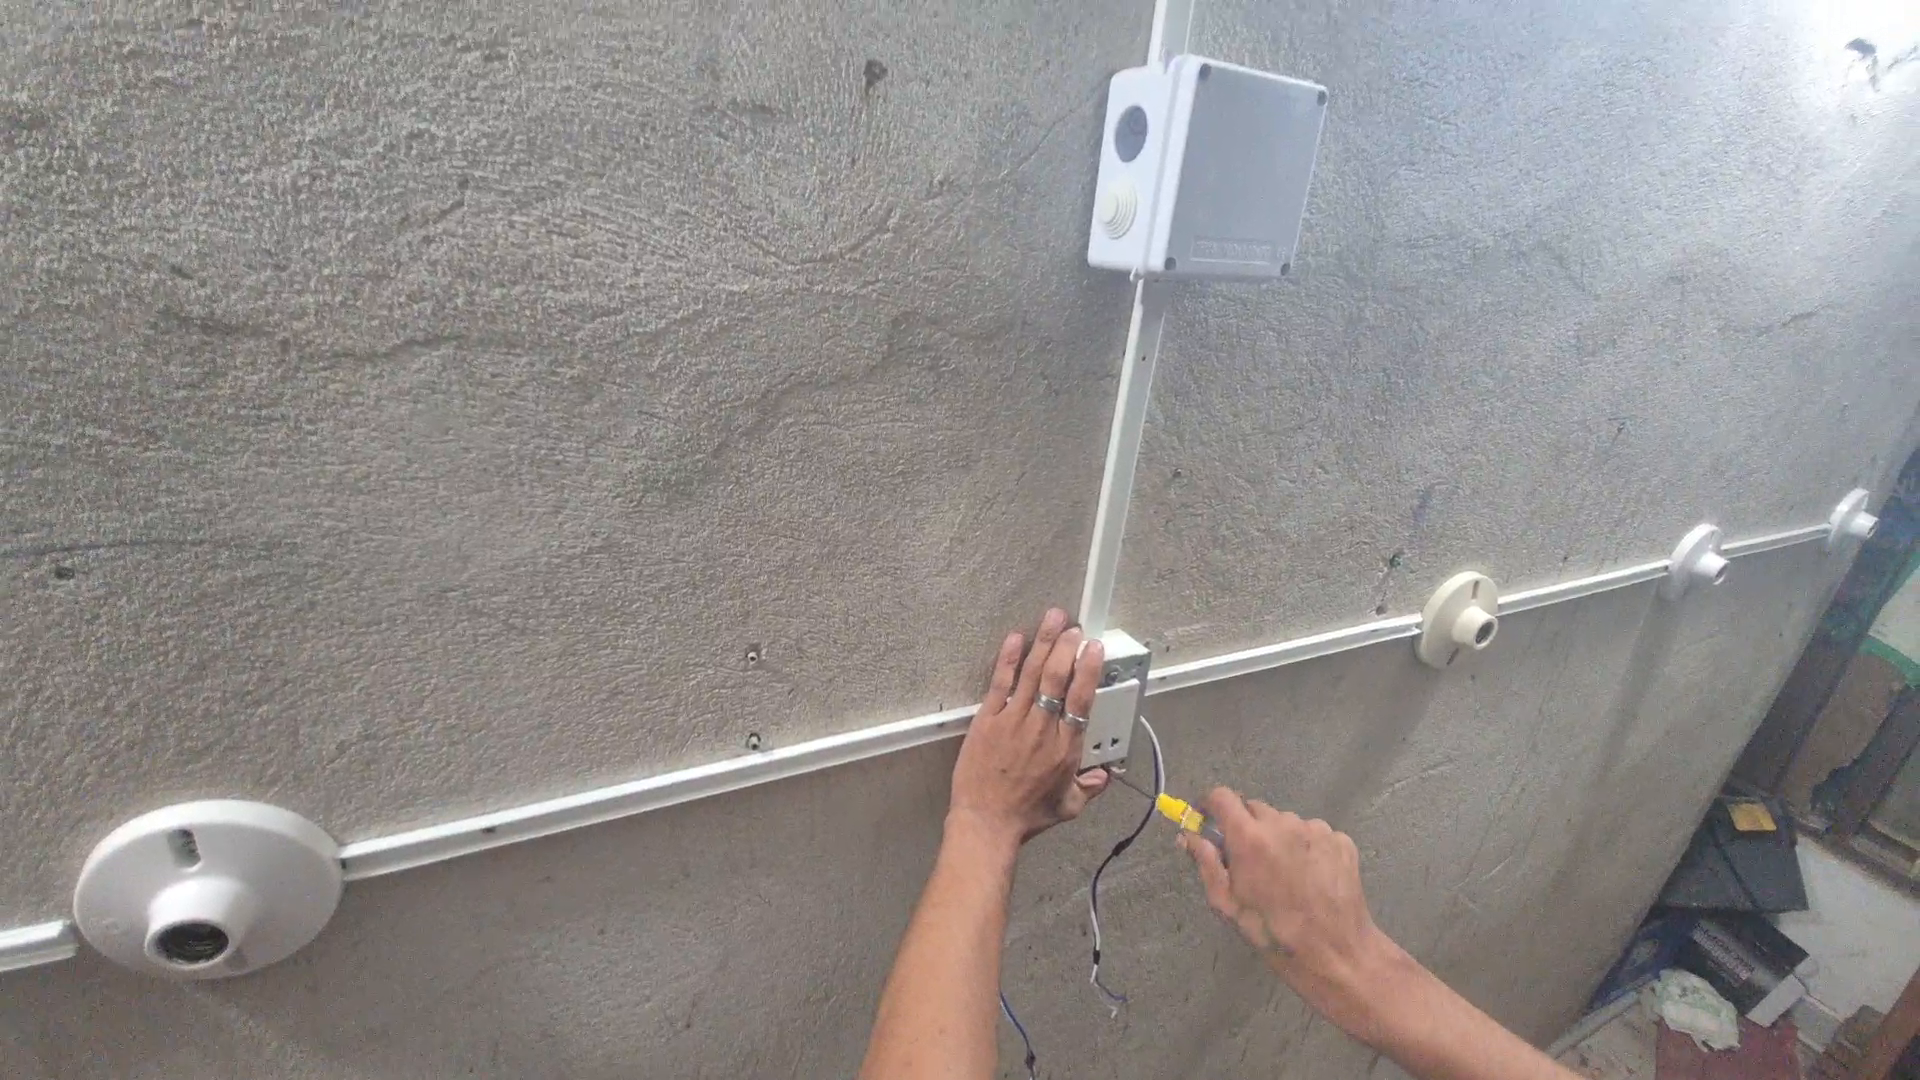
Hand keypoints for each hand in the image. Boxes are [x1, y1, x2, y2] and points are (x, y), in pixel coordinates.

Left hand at [947, 608, 1108, 849]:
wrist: (986, 823)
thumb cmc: (1026, 816)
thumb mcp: (1068, 806)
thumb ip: (1091, 788)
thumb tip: (1105, 776)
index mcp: (1065, 748)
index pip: (1082, 698)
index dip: (1089, 669)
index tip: (1094, 648)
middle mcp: (1042, 729)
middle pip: (1058, 678)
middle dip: (1067, 647)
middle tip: (1074, 627)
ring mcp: (1013, 721)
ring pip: (1033, 674)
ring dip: (1044, 643)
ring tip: (1053, 619)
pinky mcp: (988, 720)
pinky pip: (1000, 683)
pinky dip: (1009, 660)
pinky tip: (1016, 638)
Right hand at [1182, 787, 1404, 1031]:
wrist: (1339, 956)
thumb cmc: (1274, 933)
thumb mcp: (1226, 904)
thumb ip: (1205, 862)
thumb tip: (1189, 835)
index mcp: (1250, 836)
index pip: (1221, 796)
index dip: (1211, 806)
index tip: (1209, 821)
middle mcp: (1282, 823)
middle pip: (1253, 808)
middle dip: (1246, 827)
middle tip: (1249, 859)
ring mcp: (1315, 830)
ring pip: (1284, 821)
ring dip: (1277, 837)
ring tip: (1285, 872)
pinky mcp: (1341, 841)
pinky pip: (1313, 833)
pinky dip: (1306, 847)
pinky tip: (1311, 876)